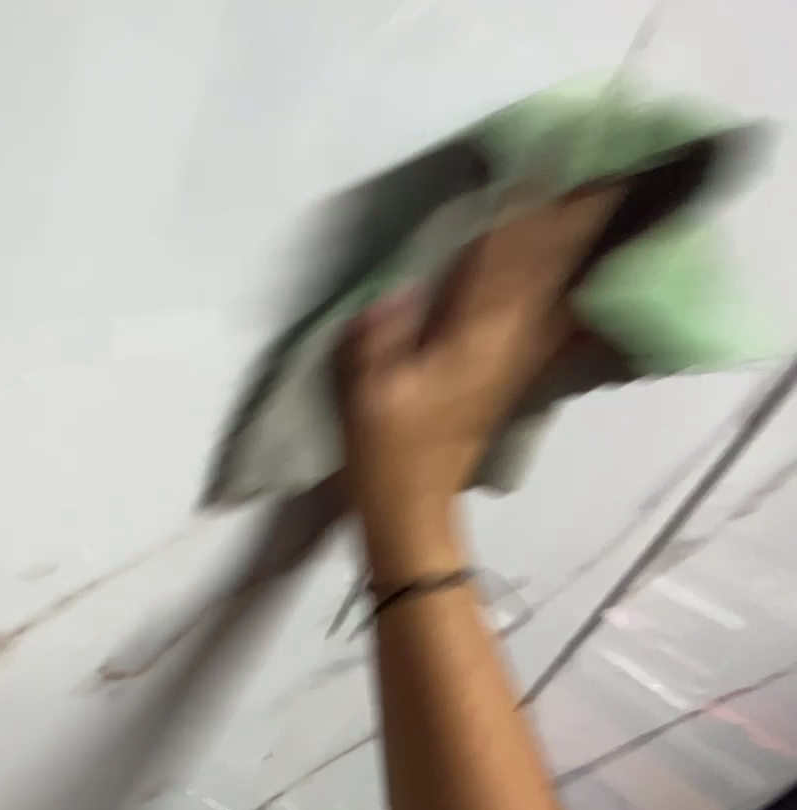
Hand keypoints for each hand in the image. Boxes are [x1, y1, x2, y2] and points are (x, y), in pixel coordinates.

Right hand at [334, 186, 623, 579]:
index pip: (506, 256)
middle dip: (570, 208)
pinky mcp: (515, 366)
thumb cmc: (386, 449)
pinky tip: (581, 262)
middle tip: (590, 157)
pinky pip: (553, 306)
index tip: (536, 156)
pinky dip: (568, 274)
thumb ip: (380, 337)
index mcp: (475, 336)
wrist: (413, 501)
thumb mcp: (367, 394)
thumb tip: (394, 288)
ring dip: (577, 234)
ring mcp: (521, 352)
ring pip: (560, 278)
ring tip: (594, 191)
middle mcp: (513, 336)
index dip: (522, 206)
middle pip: (549, 260)